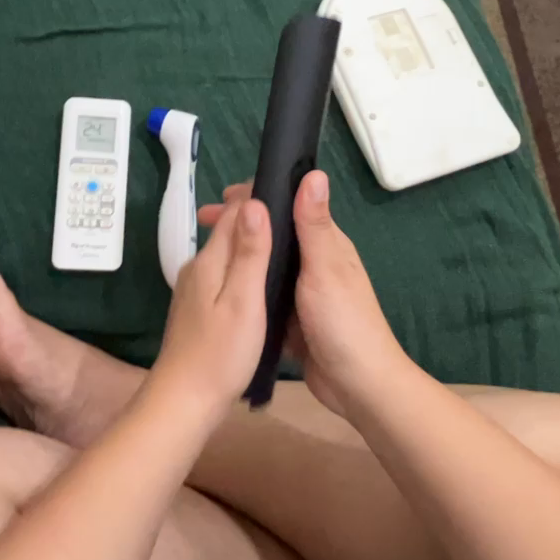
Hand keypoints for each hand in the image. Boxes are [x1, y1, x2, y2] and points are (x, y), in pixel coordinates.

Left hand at [150, 196, 271, 420]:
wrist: (184, 400)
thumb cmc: (221, 352)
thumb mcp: (244, 301)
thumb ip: (250, 252)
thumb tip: (254, 202)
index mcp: (210, 260)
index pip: (234, 212)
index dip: (259, 197)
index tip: (289, 192)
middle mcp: (197, 266)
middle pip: (228, 230)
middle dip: (256, 218)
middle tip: (292, 219)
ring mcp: (193, 287)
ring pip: (225, 252)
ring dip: (249, 243)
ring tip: (283, 245)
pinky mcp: (196, 307)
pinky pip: (222, 273)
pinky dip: (241, 267)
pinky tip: (259, 280)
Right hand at [199, 173, 410, 417]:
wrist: (357, 386)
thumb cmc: (344, 322)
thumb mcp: (325, 269)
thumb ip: (314, 225)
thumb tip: (313, 173)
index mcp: (326, 244)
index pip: (289, 206)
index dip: (258, 197)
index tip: (222, 197)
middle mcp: (313, 262)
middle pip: (273, 234)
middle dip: (240, 225)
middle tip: (202, 223)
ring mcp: (301, 292)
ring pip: (265, 264)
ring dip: (239, 254)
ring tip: (204, 252)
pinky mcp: (290, 319)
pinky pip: (263, 295)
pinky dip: (244, 287)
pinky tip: (219, 290)